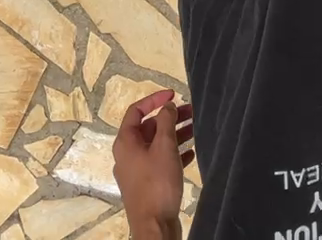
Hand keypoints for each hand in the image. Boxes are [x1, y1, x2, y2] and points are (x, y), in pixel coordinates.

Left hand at [113, 88, 193, 238]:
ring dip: (175, 134)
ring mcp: (136, 171)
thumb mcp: (164, 146)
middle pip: (148, 127)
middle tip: (191, 111)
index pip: (136, 110)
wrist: (154, 227)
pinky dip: (174, 154)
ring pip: (156, 145)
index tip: (174, 94)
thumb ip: (166, 121)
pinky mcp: (147, 185)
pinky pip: (160, 161)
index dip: (154, 99)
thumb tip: (167, 106)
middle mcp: (127, 154)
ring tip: (195, 128)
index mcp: (125, 142)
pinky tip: (191, 153)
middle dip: (170, 118)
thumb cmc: (157, 182)